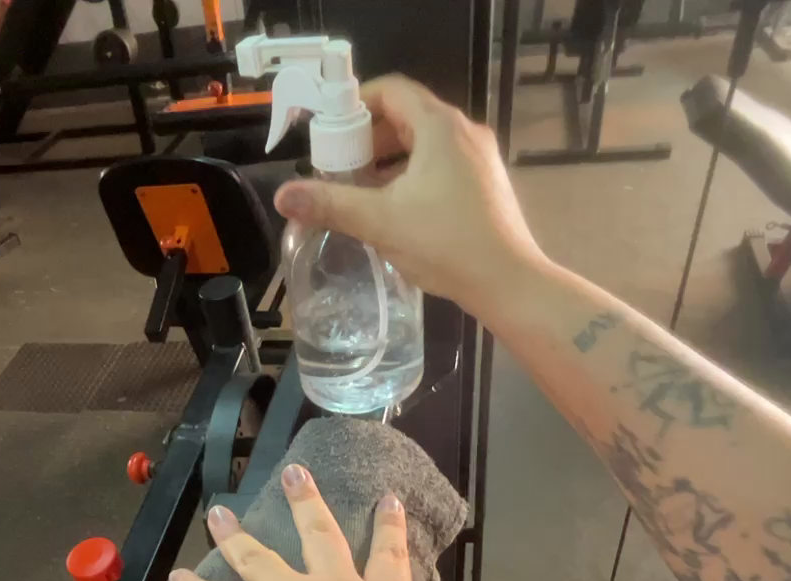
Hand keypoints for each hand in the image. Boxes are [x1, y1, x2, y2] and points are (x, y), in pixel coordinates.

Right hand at [273, 75, 544, 314]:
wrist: (506, 280)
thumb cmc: (444, 243)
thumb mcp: (380, 222)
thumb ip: (331, 204)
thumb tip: (284, 196)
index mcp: (439, 127)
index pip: (391, 91)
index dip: (355, 106)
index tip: (329, 134)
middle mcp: (463, 132)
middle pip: (406, 117)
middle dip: (367, 140)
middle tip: (339, 170)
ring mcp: (478, 159)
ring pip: (423, 146)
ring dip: (388, 163)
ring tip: (361, 194)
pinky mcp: (484, 185)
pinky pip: (439, 167)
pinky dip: (411, 178)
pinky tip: (395, 212)